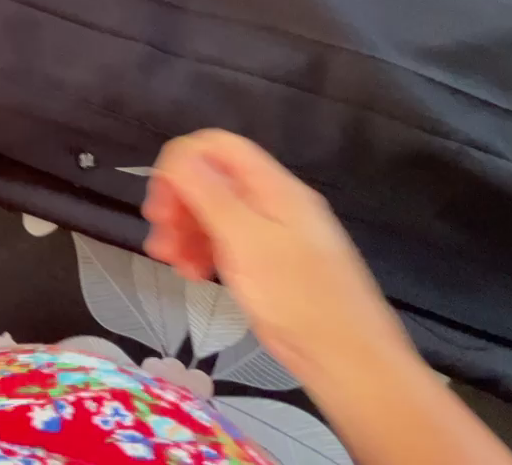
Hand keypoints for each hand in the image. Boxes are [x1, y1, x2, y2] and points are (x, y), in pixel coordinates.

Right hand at [142, 129, 417, 386]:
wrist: (352, 365)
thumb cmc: (297, 298)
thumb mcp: (245, 240)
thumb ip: (209, 192)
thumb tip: (177, 154)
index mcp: (273, 186)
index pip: (217, 145)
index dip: (181, 161)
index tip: (160, 199)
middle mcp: (272, 200)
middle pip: (211, 178)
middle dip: (178, 202)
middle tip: (159, 236)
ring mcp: (271, 231)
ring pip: (213, 210)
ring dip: (184, 230)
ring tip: (172, 263)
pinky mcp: (268, 261)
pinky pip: (225, 239)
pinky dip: (202, 250)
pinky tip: (192, 274)